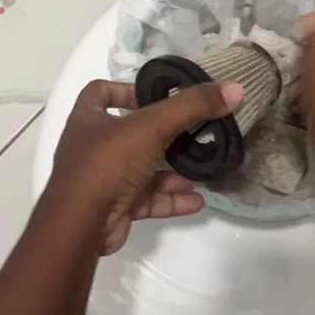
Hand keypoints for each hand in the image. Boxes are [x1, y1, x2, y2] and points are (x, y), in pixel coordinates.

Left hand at [48, 78, 243, 254]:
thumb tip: (234, 88)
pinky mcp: (114, 207)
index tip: (155, 94)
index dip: (125, 89)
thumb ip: (192, 106)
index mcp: (88, 118)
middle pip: (128, 132)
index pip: (101, 92)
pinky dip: (170, 198)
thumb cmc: (108, 162)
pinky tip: (196, 200)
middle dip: (160, 134)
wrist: (81, 225)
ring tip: (201, 167)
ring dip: (169, 170)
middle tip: (190, 131)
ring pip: (141, 168)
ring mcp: (102, 179)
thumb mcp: (152, 125)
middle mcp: (92, 146)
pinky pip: (147, 199)